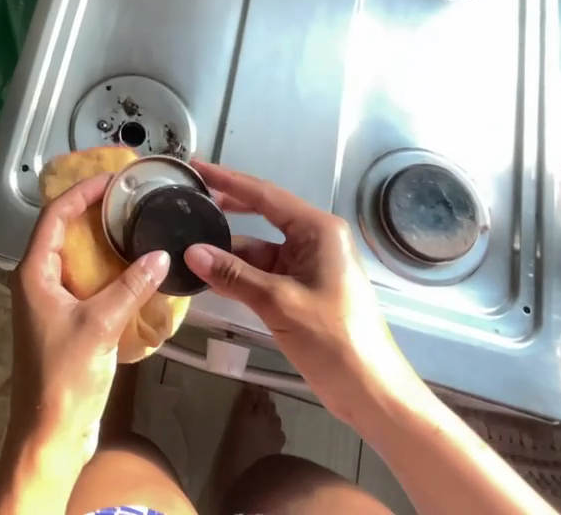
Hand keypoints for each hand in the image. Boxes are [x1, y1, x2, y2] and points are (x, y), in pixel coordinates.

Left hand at [8, 172, 170, 461]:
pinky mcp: (64, 320)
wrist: (49, 434)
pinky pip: (84, 280)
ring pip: (74, 255)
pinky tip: (132, 270)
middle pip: (63, 229)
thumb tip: (159, 254)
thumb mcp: (100, 326)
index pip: (55, 214)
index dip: (82, 191)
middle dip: (93, 210)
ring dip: (100, 239)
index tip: (113, 179)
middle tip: (128, 198)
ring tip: (134, 225)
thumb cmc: (64, 377)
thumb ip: (130, 287)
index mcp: (34, 272)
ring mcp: (49, 301)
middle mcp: (37, 279)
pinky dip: (105, 269)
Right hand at [183, 162, 427, 423]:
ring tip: (188, 242)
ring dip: (229, 249)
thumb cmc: (334, 339)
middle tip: (190, 198)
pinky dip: (239, 273)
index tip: (198, 167)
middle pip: (262, 214)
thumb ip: (233, 274)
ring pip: (260, 247)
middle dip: (227, 208)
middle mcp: (315, 240)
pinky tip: (210, 276)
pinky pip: (264, 271)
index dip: (228, 180)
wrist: (372, 393)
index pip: (265, 194)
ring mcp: (309, 265)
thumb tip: (191, 252)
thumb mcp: (278, 303)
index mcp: (318, 230)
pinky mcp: (303, 290)